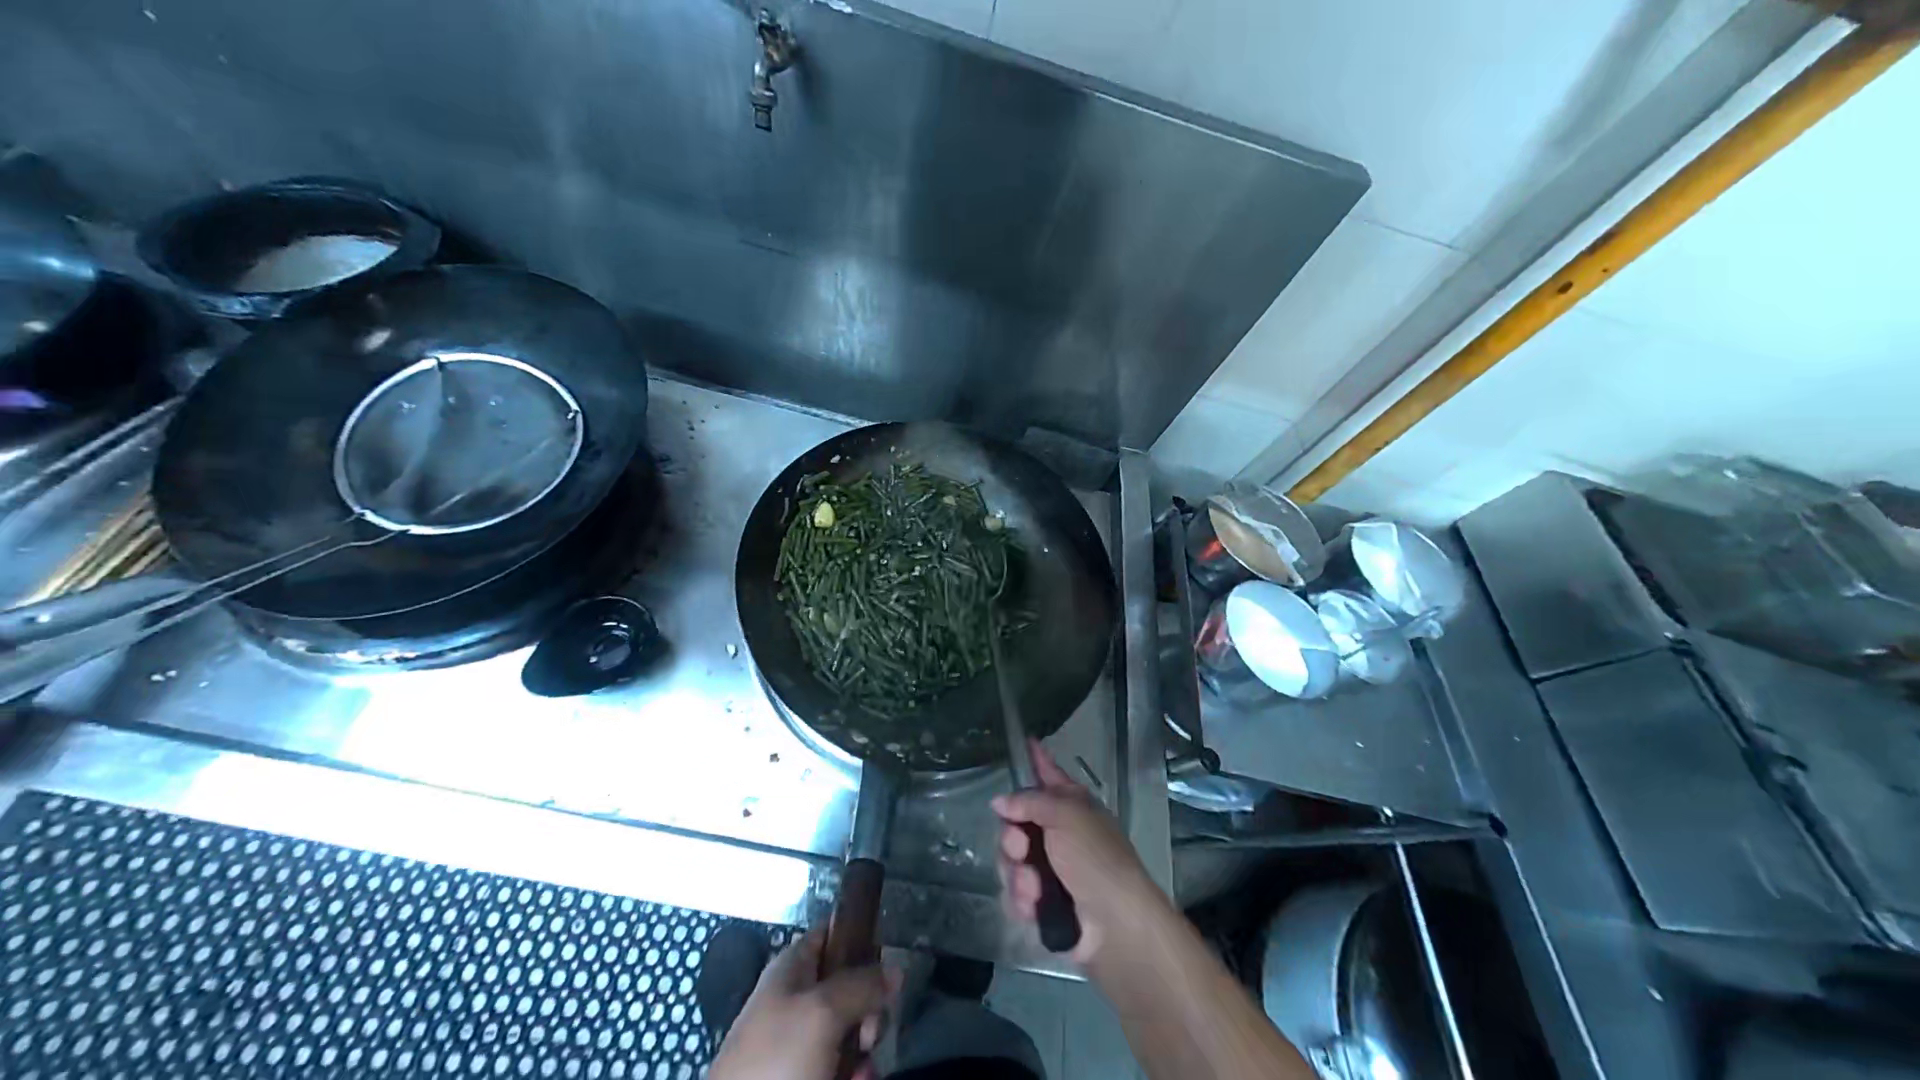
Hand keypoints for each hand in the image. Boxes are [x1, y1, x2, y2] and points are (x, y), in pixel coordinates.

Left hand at [708, 929, 893, 1079]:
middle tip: (868, 1034)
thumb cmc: (778, 1061)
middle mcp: (798, 1000)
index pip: (833, 934)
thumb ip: (862, 984)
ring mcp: (802, 1043)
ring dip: (866, 1051)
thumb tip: (895, 970)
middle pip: (851, 986)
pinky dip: (856, 1075)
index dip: (861, 941)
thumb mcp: (823, 1011)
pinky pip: (845, 1065)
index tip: (884, 964)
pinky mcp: (809, 1075)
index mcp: (793, 969)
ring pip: (852, 1031)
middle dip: (870, 1010)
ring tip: (861, 1072)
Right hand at [991, 739, 1172, 966]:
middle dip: (1012, 837)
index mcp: (1072, 807)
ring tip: (1034, 887)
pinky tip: (1034, 906)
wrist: (1116, 926)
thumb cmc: (1096, 859)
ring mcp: (1050, 870)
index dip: (1037, 760)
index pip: (1049, 776)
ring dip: (1017, 874)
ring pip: (1010, 860)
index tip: (1027, 740)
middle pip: (1016, 824)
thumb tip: (999, 802)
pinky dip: (1022, 899)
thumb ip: (1029, 802)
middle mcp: (1059, 834)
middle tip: (1021, 847)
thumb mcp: (1066, 816)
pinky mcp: (1042, 903)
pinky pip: (1014, 892)